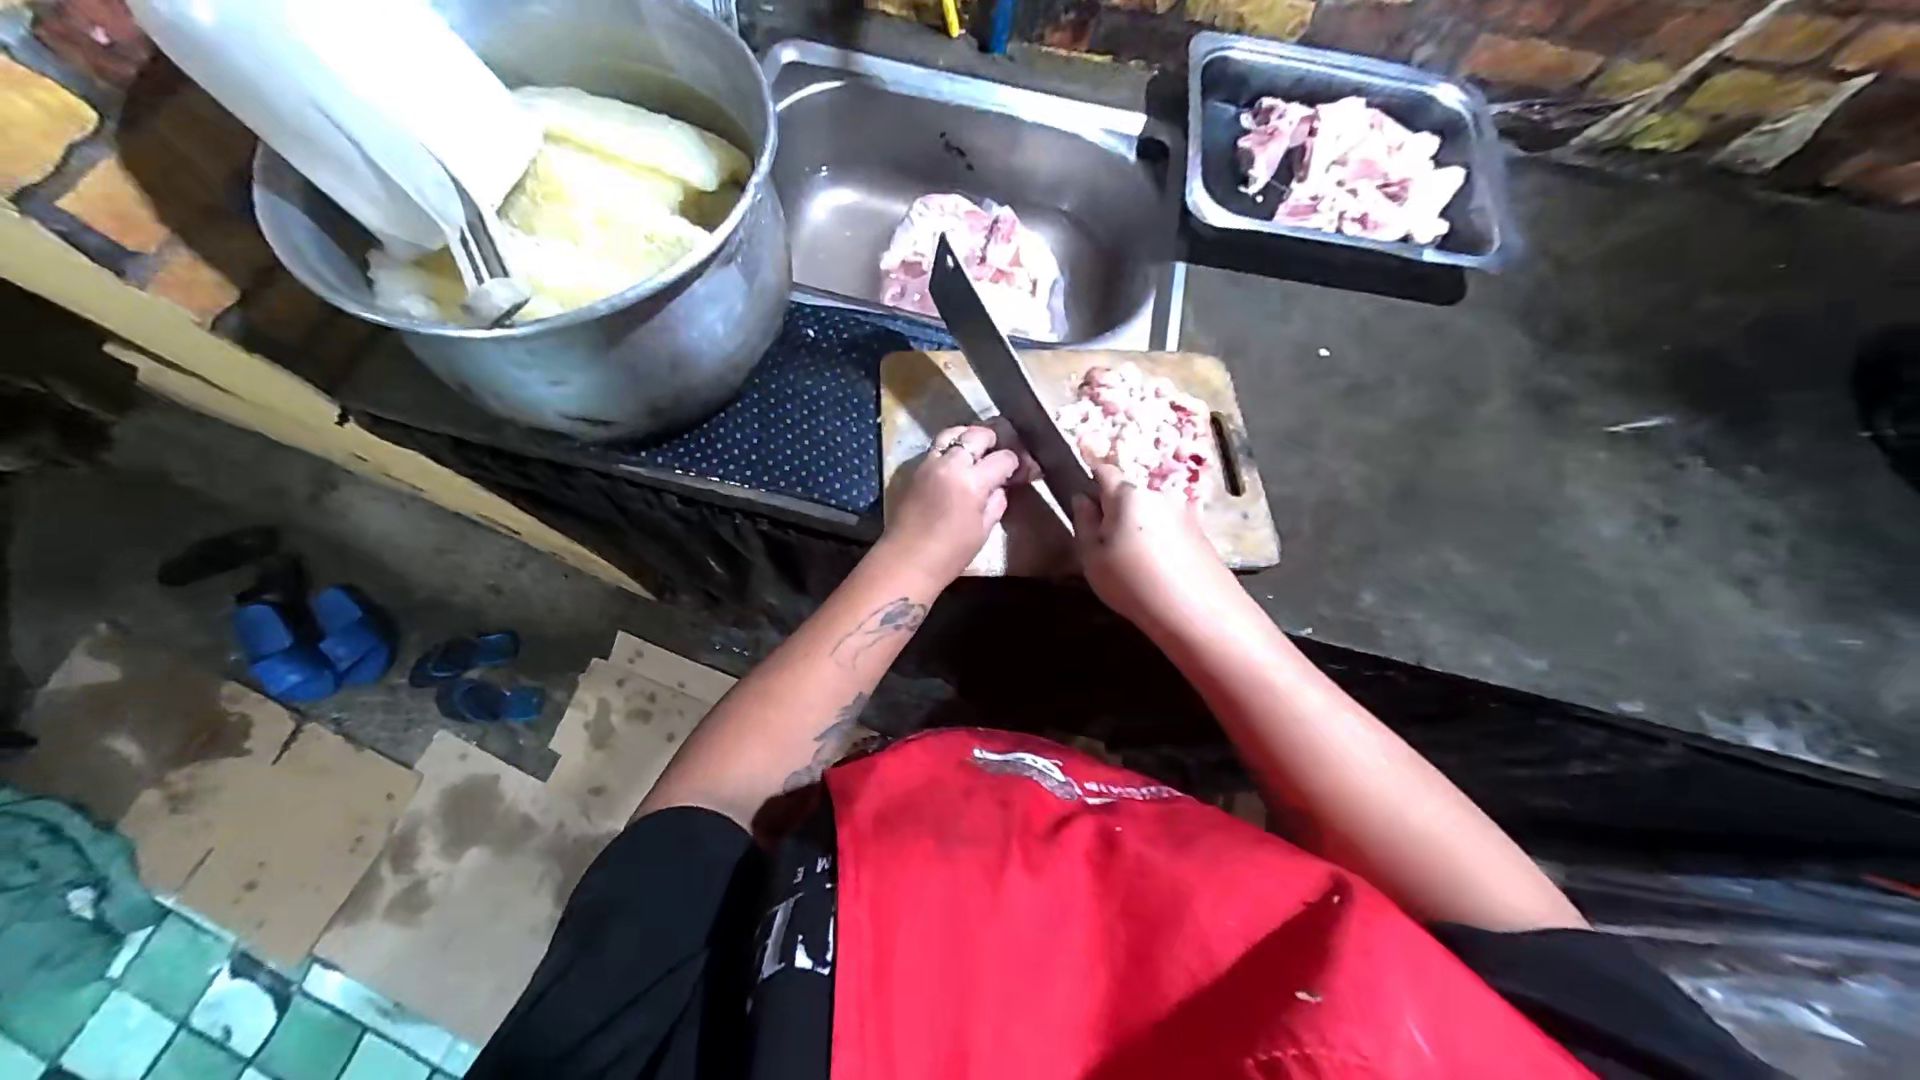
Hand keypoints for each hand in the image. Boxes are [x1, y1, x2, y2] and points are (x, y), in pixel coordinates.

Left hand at [881, 425, 1023, 583]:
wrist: (906, 560)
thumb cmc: (950, 553)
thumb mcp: (983, 530)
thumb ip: (996, 503)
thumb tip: (1000, 487)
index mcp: (972, 482)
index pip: (1002, 458)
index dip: (1015, 462)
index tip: (1019, 470)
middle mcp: (951, 465)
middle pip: (976, 435)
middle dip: (992, 440)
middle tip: (998, 454)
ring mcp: (930, 464)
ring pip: (952, 433)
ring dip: (967, 437)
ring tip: (975, 450)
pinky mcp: (915, 470)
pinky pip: (936, 448)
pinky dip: (949, 448)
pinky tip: (956, 464)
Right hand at [1072, 464, 1238, 636]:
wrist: (1197, 612)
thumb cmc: (1131, 581)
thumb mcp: (1091, 556)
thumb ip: (1083, 522)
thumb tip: (1082, 498)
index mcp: (1127, 494)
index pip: (1105, 470)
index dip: (1091, 480)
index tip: (1085, 503)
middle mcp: (1158, 494)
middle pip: (1129, 494)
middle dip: (1116, 511)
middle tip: (1105, 544)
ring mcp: (1183, 513)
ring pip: (1150, 514)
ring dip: (1139, 529)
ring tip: (1134, 563)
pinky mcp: (1200, 534)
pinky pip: (1169, 530)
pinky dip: (1159, 543)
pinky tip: (1157, 571)